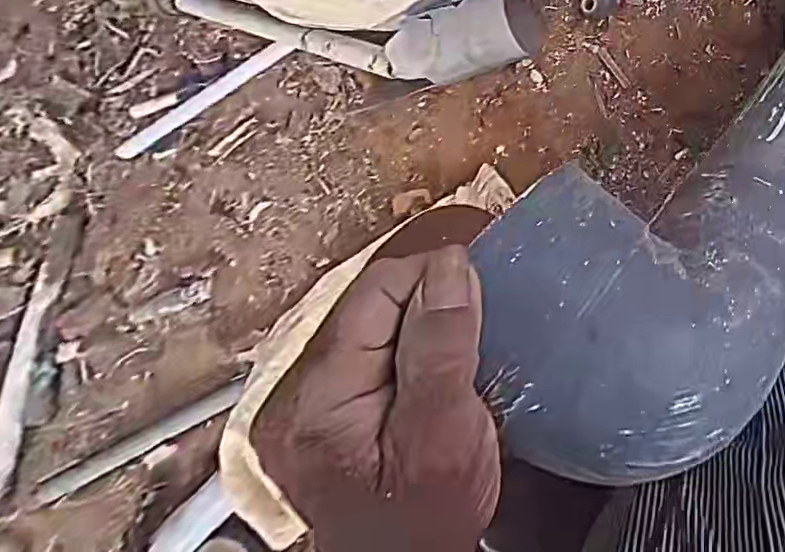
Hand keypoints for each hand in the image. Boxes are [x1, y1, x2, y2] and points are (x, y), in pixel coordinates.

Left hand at [254, 246, 498, 551]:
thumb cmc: (429, 518)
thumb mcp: (444, 432)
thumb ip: (441, 346)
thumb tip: (450, 266)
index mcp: (323, 398)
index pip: (378, 290)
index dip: (432, 278)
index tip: (475, 296)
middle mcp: (308, 390)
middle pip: (376, 298)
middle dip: (431, 297)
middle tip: (474, 328)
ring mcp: (324, 396)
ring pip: (384, 313)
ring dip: (430, 314)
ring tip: (463, 342)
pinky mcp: (344, 400)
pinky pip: (387, 338)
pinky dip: (423, 333)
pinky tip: (446, 355)